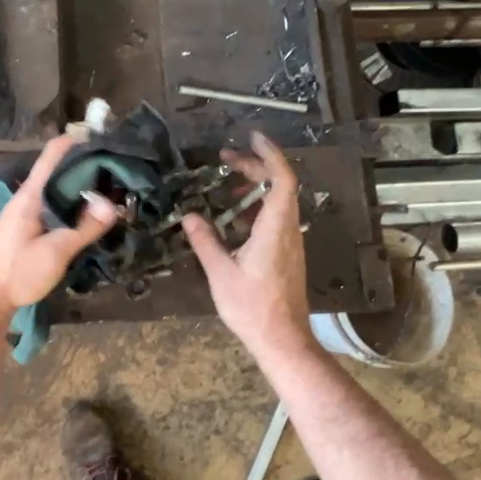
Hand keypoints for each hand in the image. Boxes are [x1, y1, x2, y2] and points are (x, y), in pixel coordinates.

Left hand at [0, 135, 117, 308]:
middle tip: (116, 169)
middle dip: (85, 166)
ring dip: (78, 187)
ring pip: (55, 189)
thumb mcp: (56, 252)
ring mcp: (24, 213)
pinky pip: (51, 205)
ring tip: (108, 191)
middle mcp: (26, 198)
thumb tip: (112, 203)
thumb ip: (84, 228)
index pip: (53, 154)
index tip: (102, 137)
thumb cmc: (17, 272)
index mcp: (31, 195)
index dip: (75, 141)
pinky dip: (70, 203)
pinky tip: (85, 216)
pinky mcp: (25, 228)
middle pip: (57, 170)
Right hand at [183, 131, 314, 359]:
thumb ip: (205, 241)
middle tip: (226, 159)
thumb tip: (189, 216)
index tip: (251, 138)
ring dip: (255, 187)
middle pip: (279, 185)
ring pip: (279, 201)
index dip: (269, 154)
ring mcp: (291, 242)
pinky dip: (256, 207)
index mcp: (275, 227)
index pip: (281, 179)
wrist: (284, 341)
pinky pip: (276, 218)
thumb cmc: (253, 307)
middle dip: (254, 166)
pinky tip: (234, 218)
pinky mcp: (288, 254)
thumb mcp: (221, 273)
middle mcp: (288, 229)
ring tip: (226, 186)